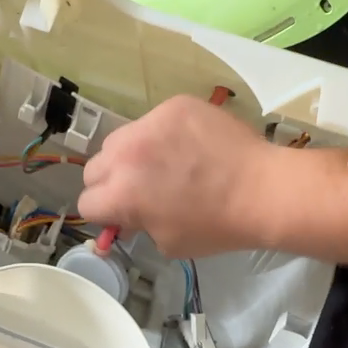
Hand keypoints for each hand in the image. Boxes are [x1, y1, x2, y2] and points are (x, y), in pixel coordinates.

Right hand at [78, 95, 290, 257]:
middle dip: (111, 184)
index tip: (123, 217)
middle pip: (95, 168)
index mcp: (120, 194)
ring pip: (119, 140)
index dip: (105, 215)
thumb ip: (137, 227)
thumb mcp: (167, 242)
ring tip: (162, 166)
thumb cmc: (216, 227)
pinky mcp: (173, 105)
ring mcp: (149, 123)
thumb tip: (129, 218)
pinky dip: (161, 136)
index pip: (87, 202)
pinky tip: (187, 148)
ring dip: (130, 156)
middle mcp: (126, 154)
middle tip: (139, 192)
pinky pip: (152, 121)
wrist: (261, 190)